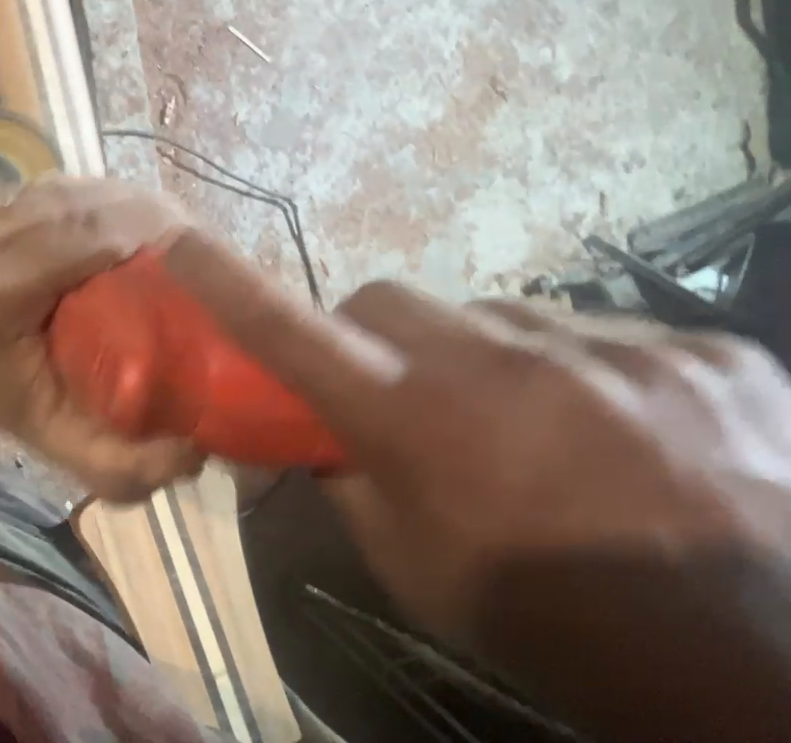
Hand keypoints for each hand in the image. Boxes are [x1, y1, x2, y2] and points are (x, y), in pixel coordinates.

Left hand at [0, 177, 202, 499]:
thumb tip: (198, 453)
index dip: (159, 237)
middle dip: (146, 217)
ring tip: (159, 230)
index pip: (92, 236)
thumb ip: (122, 462)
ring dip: (112, 204)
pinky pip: (29, 189)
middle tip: (195, 242)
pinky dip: (73, 202)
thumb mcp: (54, 438)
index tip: (211, 254)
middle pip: (77, 204)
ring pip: (56, 189)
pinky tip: (103, 222)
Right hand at [162, 229, 790, 737]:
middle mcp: (499, 363)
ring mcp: (609, 349)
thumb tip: (312, 434)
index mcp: (414, 422)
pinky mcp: (703, 353)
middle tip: (408, 392)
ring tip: (539, 427)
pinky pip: (604, 336)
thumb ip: (349, 479)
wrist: (769, 667)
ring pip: (497, 314)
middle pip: (389, 300)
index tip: (180, 244)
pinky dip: (589, 374)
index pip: (289, 332)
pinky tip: (630, 436)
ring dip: (488, 357)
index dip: (226, 284)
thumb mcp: (415, 565)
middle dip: (378, 338)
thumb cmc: (551, 622)